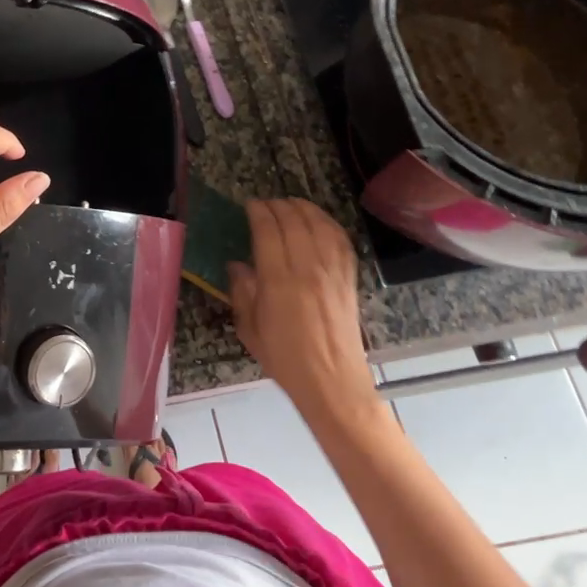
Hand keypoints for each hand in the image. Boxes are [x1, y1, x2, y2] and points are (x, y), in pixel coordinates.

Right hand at [230, 200, 381, 436]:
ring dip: (304, 208)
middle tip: (265, 204)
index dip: (258, 212)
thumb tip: (238, 265)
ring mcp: (332, 272)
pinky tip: (319, 221)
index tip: (249, 205)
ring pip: (319, 225)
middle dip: (278, 206)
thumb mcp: (249, 329)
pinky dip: (329, 224)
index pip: (268, 231)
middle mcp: (307, 269)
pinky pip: (341, 240)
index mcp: (278, 281)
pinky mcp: (348, 278)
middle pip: (294, 221)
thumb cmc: (285, 359)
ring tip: (290, 204)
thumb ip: (242, 292)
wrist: (332, 382)